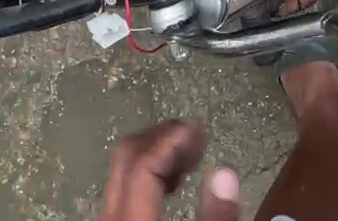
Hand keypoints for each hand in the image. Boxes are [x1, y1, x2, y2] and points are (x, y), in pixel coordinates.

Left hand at [99, 118, 241, 220]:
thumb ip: (214, 217)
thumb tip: (226, 172)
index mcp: (129, 217)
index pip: (144, 162)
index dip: (173, 139)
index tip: (201, 126)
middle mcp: (112, 212)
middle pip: (128, 155)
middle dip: (164, 135)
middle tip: (197, 131)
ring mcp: (110, 215)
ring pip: (124, 166)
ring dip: (159, 149)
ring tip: (192, 148)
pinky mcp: (117, 218)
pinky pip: (126, 182)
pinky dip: (151, 168)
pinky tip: (176, 176)